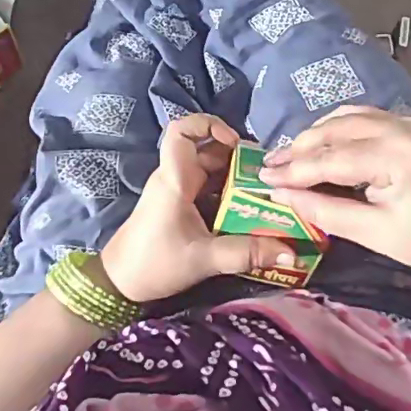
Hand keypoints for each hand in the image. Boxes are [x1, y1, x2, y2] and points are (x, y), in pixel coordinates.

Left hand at [100, 115, 296, 302]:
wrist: (118, 284)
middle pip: (208, 151)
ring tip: (265, 196)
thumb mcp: (204, 259)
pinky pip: (208, 190)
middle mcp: (175, 178)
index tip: (236, 145)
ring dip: (236, 180)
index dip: (210, 126)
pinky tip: (248, 213)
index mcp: (175, 179)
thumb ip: (247, 253)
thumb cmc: (153, 264)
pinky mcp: (180, 208)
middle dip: (238, 160)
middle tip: (267, 179)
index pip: (182, 131)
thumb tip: (292, 252)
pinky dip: (228, 196)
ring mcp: (177, 192)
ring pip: (211, 172)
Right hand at [257, 106, 410, 279]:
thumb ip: (325, 212)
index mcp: (397, 156)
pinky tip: (321, 144)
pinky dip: (337, 129)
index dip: (293, 170)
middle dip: (299, 148)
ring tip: (289, 157)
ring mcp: (408, 122)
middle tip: (269, 166)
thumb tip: (282, 197)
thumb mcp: (374, 234)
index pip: (331, 159)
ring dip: (316, 135)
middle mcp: (401, 128)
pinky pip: (364, 118)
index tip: (262, 178)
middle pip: (335, 129)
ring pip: (347, 118)